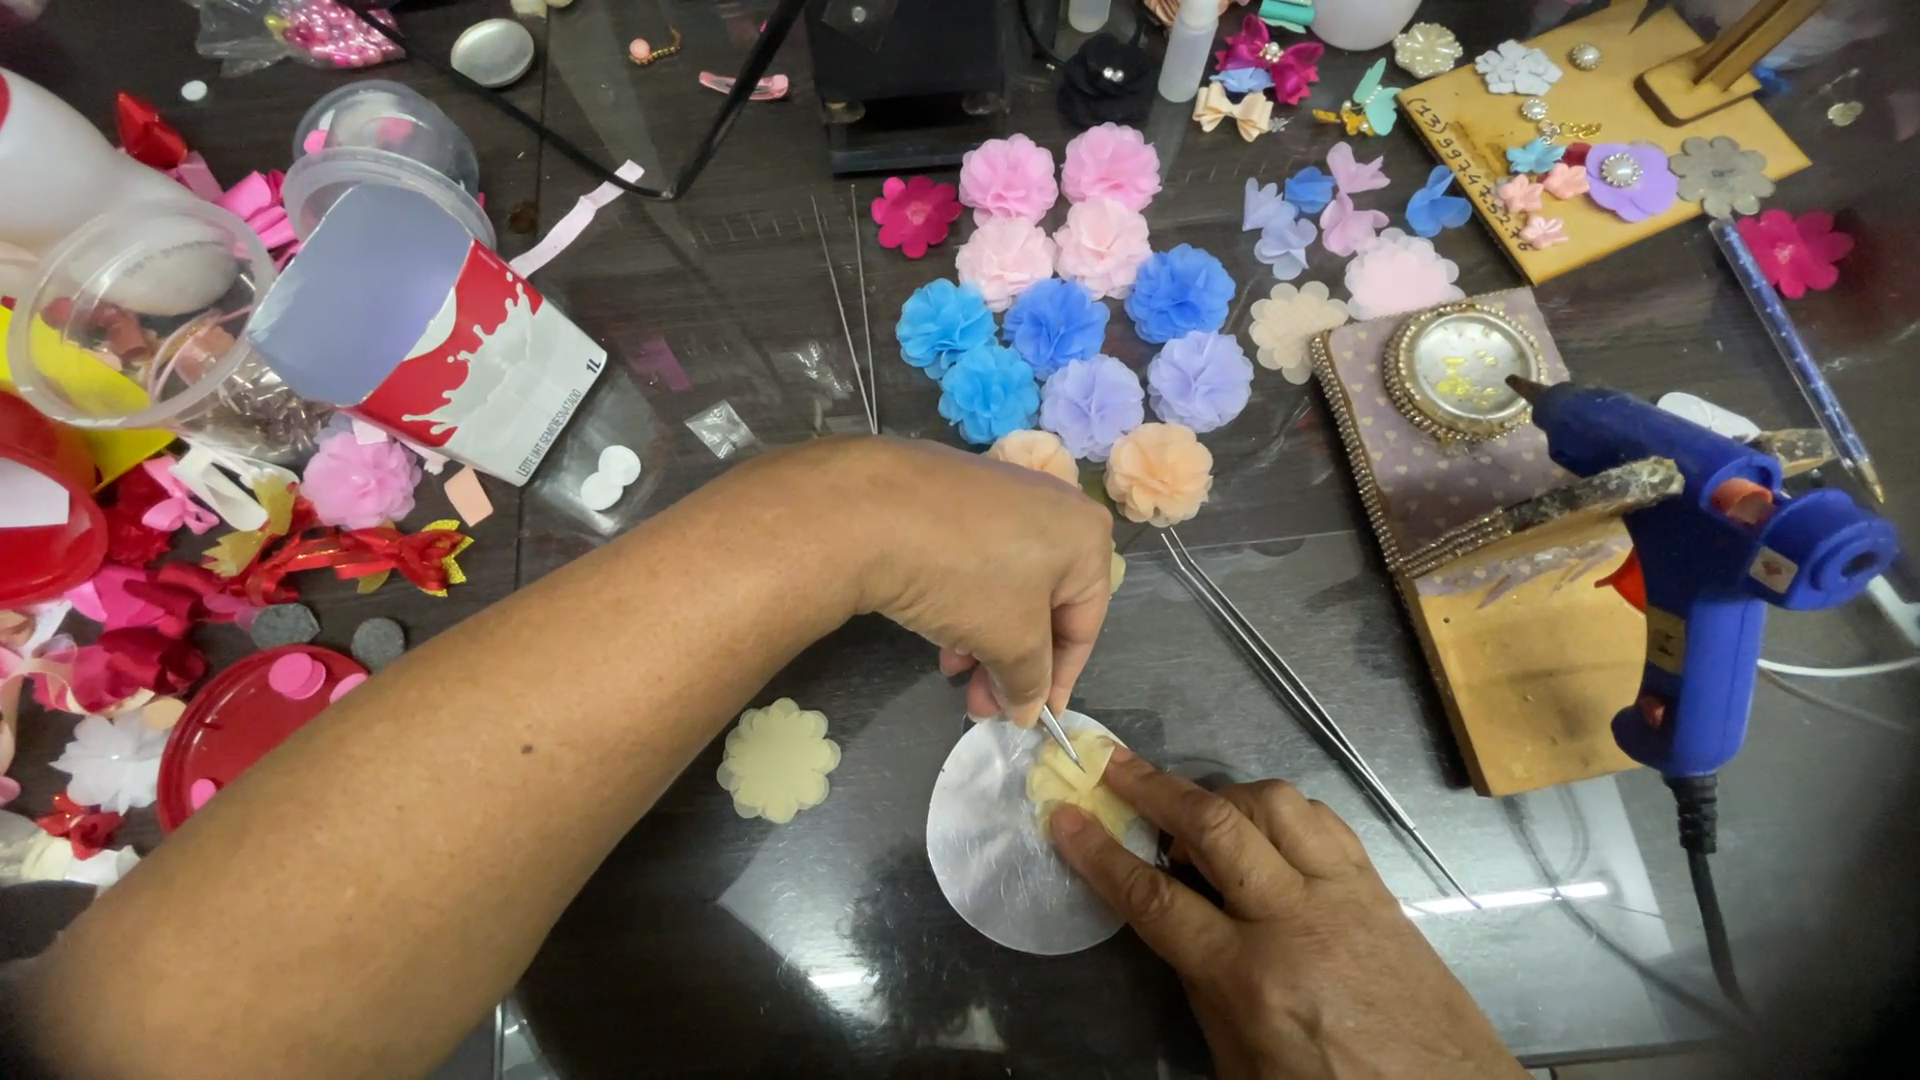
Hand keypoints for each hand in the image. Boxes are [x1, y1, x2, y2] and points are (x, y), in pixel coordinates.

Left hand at [814, 436, 1113, 726]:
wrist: (872, 510)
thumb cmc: (966, 576)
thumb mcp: (1010, 641)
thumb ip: (1029, 681)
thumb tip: (1027, 710)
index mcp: (1086, 535)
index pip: (1084, 625)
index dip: (1058, 680)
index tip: (1030, 718)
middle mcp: (1053, 504)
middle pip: (1042, 604)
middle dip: (1012, 663)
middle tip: (981, 704)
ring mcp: (1000, 493)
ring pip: (1005, 584)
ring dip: (984, 638)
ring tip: (952, 670)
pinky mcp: (955, 492)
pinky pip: (976, 557)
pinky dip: (965, 600)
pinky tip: (937, 627)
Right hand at [1049, 746, 1528, 1079]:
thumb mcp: (1240, 1066)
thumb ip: (1200, 982)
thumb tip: (1173, 912)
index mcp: (1252, 981)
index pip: (1155, 899)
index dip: (1100, 855)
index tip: (1065, 816)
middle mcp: (1297, 923)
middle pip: (1214, 829)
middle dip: (1154, 788)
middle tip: (1114, 764)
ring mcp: (1345, 896)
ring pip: (1275, 804)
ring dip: (1222, 794)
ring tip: (1195, 809)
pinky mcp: (1378, 887)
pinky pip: (1321, 820)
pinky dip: (1279, 811)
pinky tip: (1261, 827)